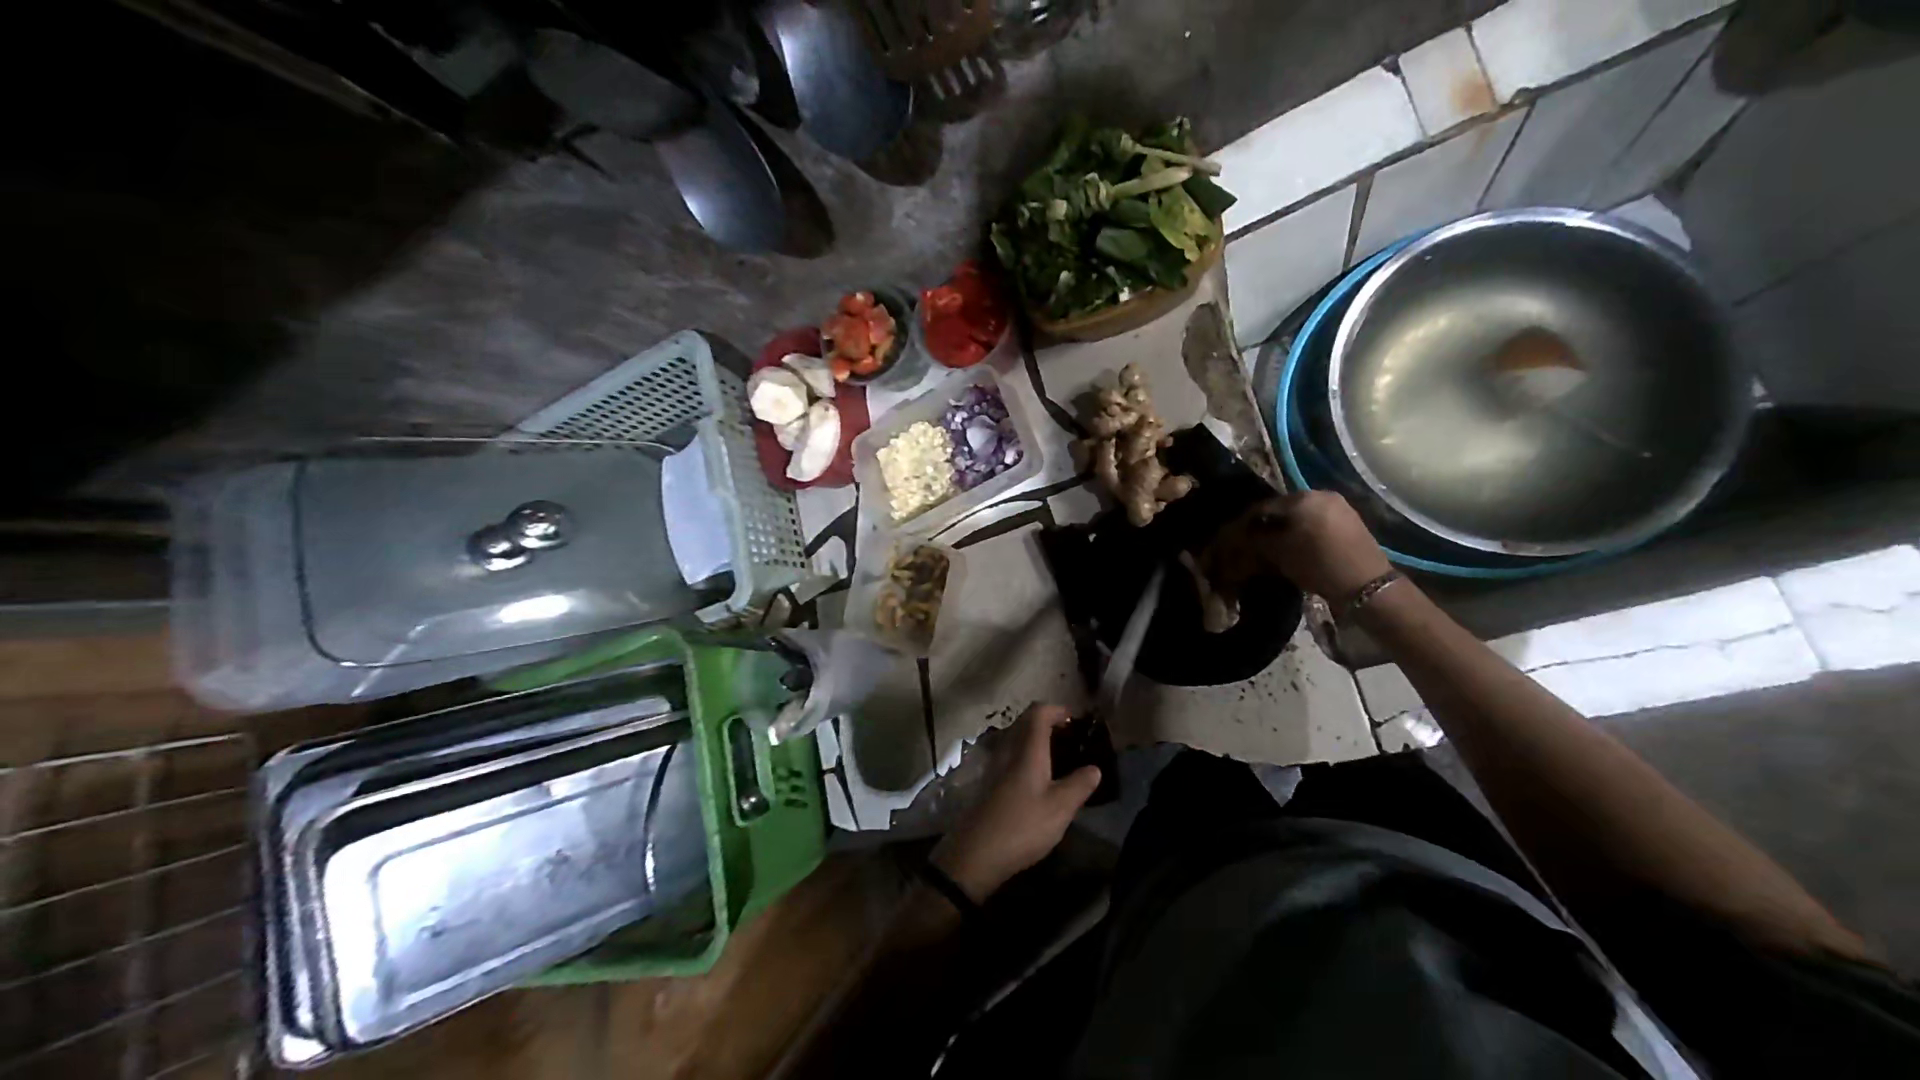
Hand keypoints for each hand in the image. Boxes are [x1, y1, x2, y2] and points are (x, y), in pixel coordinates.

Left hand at [930, 705, 1101, 901]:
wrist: (976, 853)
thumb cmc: (1023, 826)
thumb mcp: (1060, 808)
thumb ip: (1079, 785)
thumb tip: (1095, 768)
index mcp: (1027, 750)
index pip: (1038, 713)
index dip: (1057, 709)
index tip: (1077, 720)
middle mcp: (1008, 751)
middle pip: (1025, 722)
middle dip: (1047, 722)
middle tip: (1071, 737)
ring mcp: (994, 766)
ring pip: (1016, 739)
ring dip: (1035, 739)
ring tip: (1058, 756)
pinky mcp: (989, 783)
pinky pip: (1010, 756)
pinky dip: (1026, 755)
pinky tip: (1038, 778)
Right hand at [1246, 491, 1392, 603]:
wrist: (1366, 584)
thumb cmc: (1317, 564)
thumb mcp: (1280, 554)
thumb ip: (1258, 539)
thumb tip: (1245, 534)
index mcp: (1302, 498)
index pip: (1264, 506)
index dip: (1247, 521)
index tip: (1237, 536)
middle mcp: (1321, 495)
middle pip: (1285, 508)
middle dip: (1269, 524)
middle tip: (1256, 541)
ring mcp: (1339, 506)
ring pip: (1302, 514)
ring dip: (1287, 527)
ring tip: (1277, 546)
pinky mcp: (1350, 520)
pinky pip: (1318, 521)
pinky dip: (1304, 530)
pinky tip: (1299, 546)